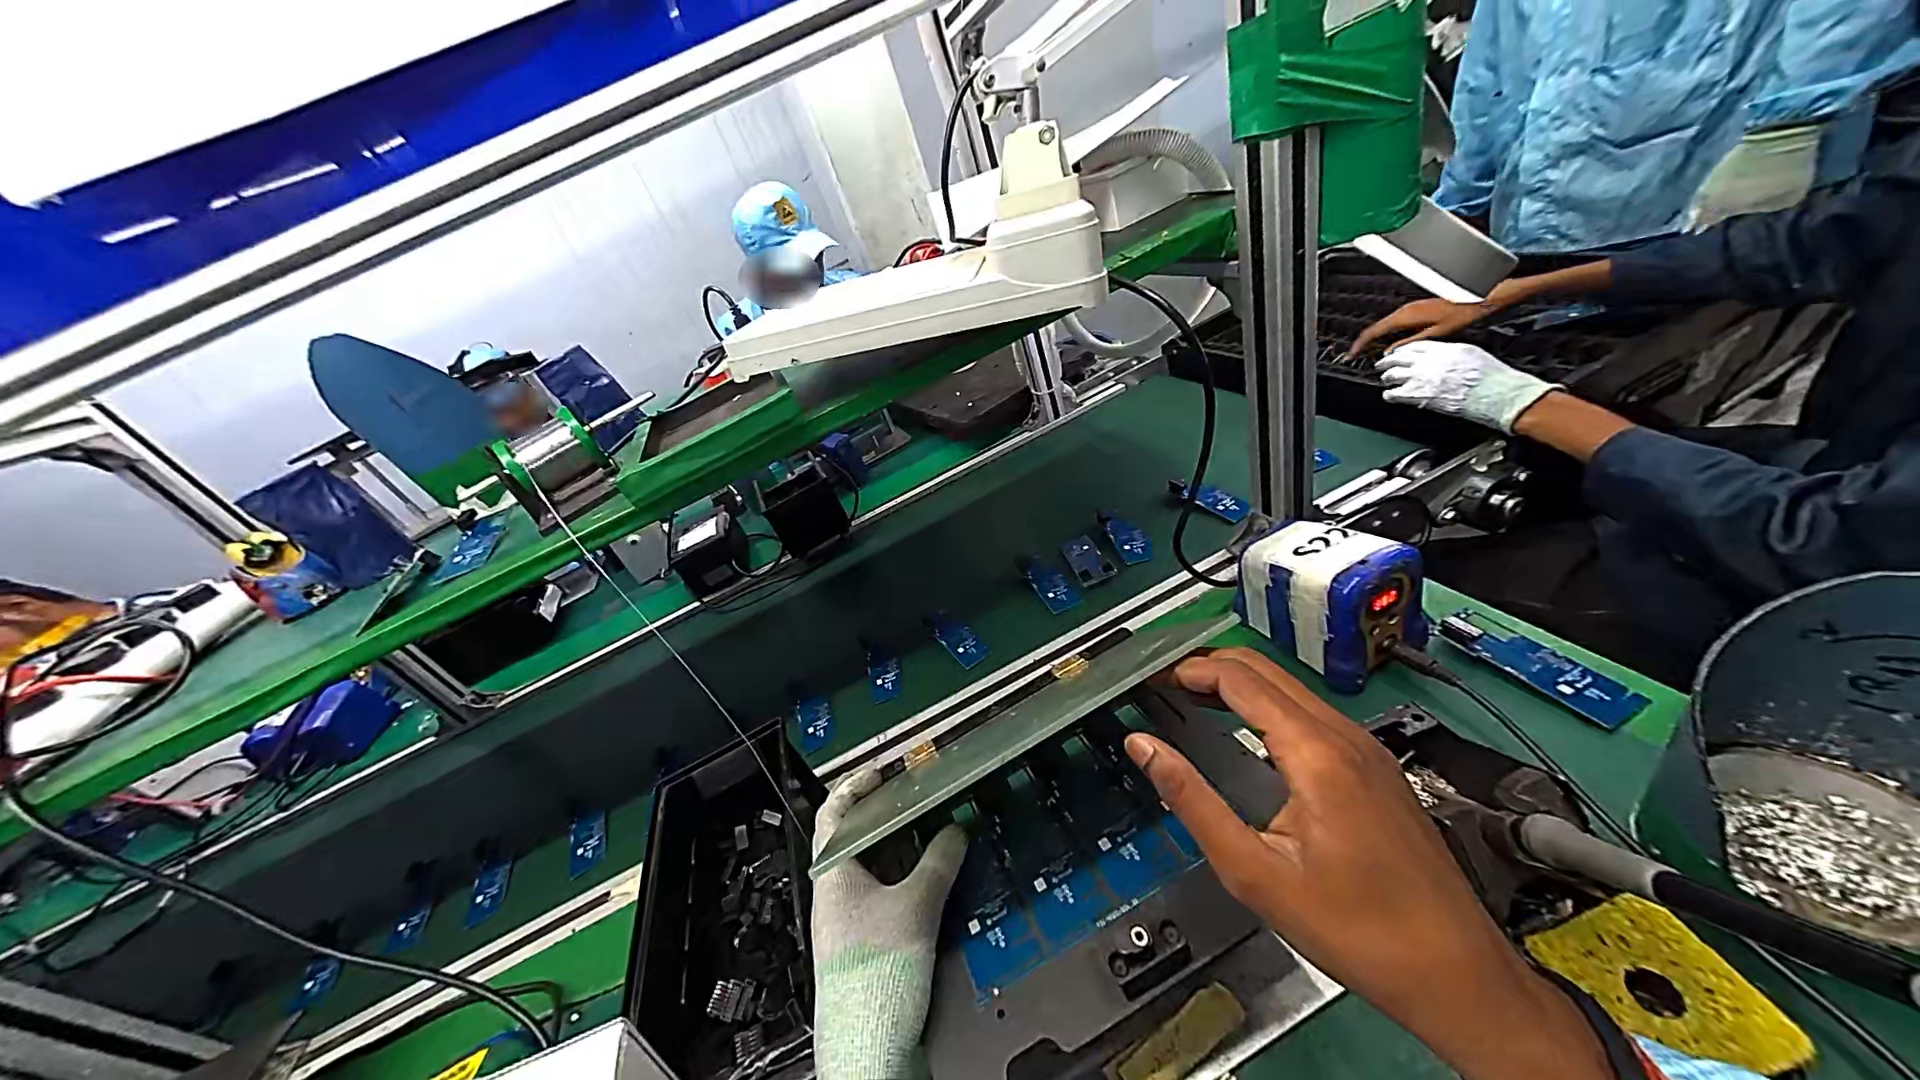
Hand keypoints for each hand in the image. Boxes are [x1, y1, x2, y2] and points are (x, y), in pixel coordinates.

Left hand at [811, 766, 966, 1079]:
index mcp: (834, 873)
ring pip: (874, 865)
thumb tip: (956, 831)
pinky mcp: (868, 940)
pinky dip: (907, 875)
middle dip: (887, 813)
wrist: (870, 1047)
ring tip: (932, 827)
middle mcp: (836, 891)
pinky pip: (886, 891)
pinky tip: (932, 875)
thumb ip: (939, 862)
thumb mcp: (916, 905)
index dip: (855, 784)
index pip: (834, 812)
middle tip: (917, 795)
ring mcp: (851, 917)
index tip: (881, 769)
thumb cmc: (877, 975)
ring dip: (900, 844)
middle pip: (856, 836)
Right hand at [1125, 649, 1611, 1079]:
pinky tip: (1242, 729)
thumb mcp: (1253, 871)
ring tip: (1192, 702)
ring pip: (1288, 685)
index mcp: (1317, 754)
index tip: (1154, 679)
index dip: (1190, 670)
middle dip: (1208, 666)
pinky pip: (1308, 710)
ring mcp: (1366, 747)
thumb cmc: (1355, 928)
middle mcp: (1346, 736)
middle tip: (1166, 687)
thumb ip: (1191, 800)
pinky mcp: (1374, 764)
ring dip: (1236, 683)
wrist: (1455, 972)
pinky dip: (1264, 704)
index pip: (1240, 678)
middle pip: (1264, 668)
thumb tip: (1145, 748)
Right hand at [1348, 296, 1501, 356]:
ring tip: (1367, 352)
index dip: (1359, 346)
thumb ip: (1408, 344)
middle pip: (1375, 328)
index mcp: (1406, 316)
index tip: (1350, 356)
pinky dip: (1385, 333)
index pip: (1373, 332)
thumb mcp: (1435, 334)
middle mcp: (1405, 310)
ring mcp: (1410, 308)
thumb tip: (1389, 353)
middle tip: (1355, 357)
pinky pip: (1393, 322)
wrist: (1484, 295)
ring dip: (1374, 339)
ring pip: (1383, 325)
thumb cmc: (1464, 312)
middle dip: (1363, 343)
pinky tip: (1387, 342)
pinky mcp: (1416, 308)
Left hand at [1376, 341, 1556, 433]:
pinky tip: (1390, 395)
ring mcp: (1421, 377)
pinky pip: (1393, 394)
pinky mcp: (1417, 395)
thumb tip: (1437, 355)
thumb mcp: (1471, 354)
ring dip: (1387, 378)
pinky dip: (1389, 395)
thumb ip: (1449, 353)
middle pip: (1398, 358)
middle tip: (1382, 365)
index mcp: (1445, 348)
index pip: (1414, 345)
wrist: (1498, 394)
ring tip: (1387, 380)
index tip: (1397, 352)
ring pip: (1392, 374)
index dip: (1402, 349)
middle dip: (1387, 362)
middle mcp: (1430, 361)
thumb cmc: (1492, 378)